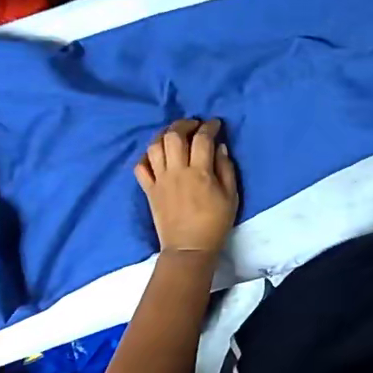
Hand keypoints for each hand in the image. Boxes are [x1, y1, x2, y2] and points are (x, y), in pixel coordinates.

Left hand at [134, 118, 239, 255]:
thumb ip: (226, 169)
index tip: (215, 124)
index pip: (202, 139)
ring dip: (163, 135)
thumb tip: (220, 147)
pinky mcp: (149, 190)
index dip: (209, 126)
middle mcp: (177, 171)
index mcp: (200, 172)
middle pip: (174, 136)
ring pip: (155, 147)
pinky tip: (156, 155)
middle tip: (193, 125)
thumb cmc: (215, 223)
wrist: (189, 248)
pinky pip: (140, 167)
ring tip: (173, 135)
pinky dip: (146, 156)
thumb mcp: (231, 197)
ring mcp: (160, 180)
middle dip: (183, 124)